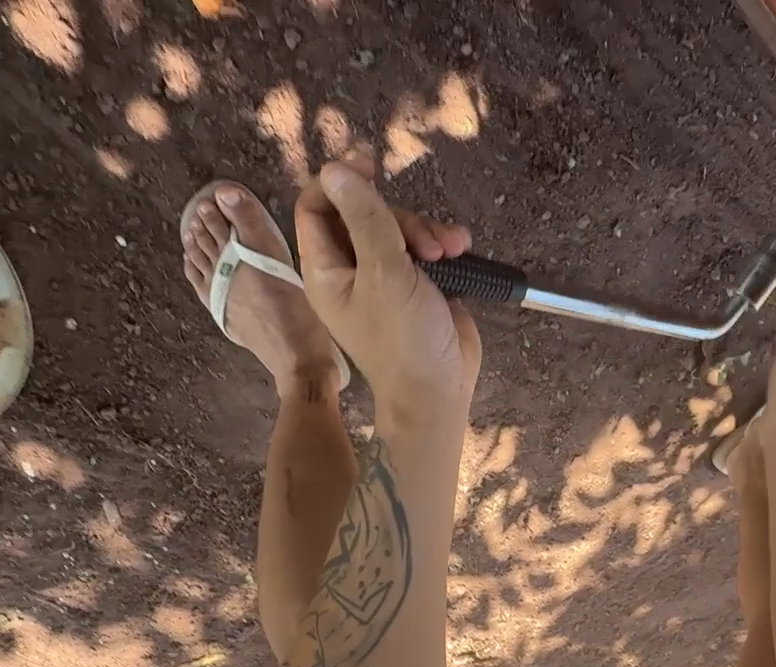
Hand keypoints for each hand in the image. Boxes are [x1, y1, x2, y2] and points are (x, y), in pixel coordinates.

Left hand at [294, 156, 481, 427]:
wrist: (439, 390)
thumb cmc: (404, 339)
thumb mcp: (385, 273)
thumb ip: (364, 218)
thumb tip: (337, 168)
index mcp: (326, 271)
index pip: (314, 208)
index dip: (337, 182)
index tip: (369, 166)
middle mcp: (351, 272)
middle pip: (363, 214)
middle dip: (398, 217)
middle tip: (422, 240)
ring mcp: (386, 280)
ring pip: (399, 229)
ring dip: (427, 230)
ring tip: (449, 250)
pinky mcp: (419, 287)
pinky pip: (424, 249)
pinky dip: (443, 245)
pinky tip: (461, 250)